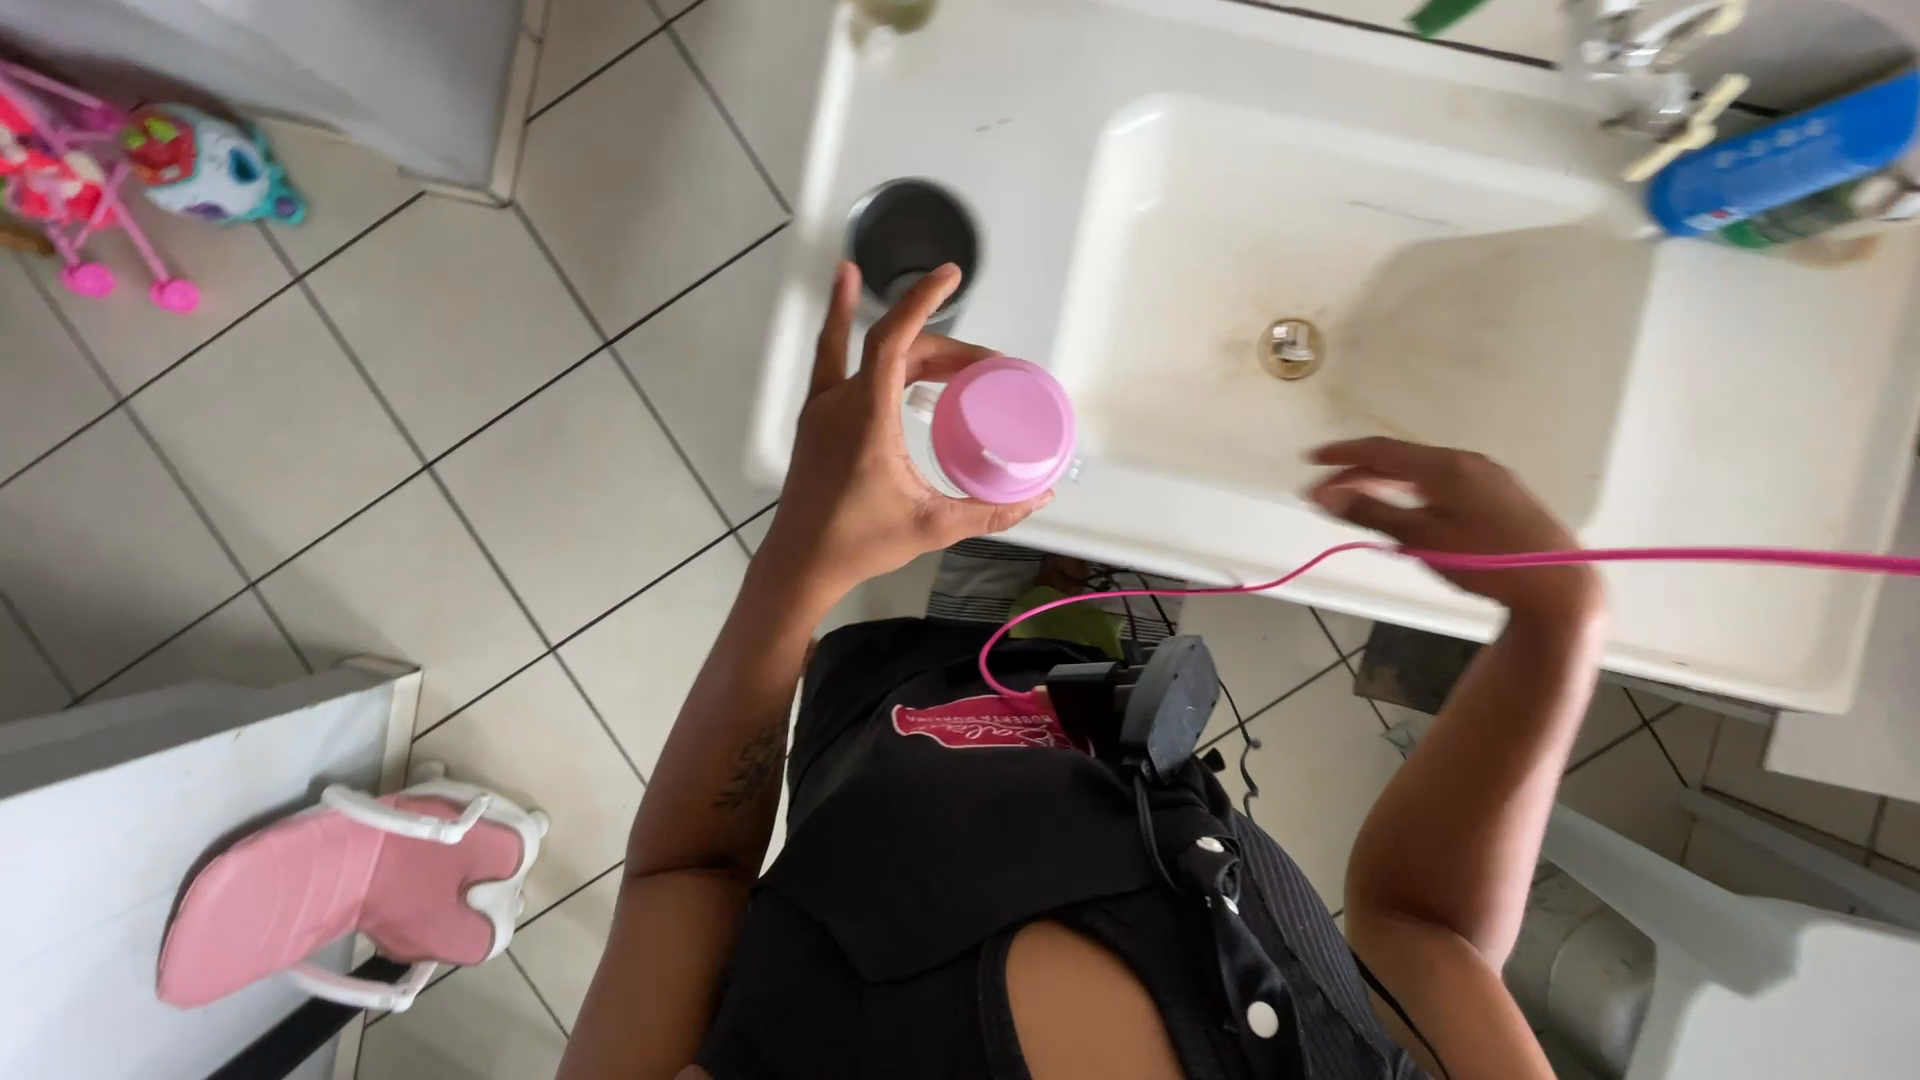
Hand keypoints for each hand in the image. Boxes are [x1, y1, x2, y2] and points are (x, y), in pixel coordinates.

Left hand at [758, 262, 1052, 604]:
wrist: (800, 562)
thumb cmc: (859, 543)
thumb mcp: (932, 526)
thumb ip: (989, 512)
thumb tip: (1038, 497)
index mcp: (867, 418)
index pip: (894, 340)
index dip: (923, 300)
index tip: (951, 275)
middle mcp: (839, 401)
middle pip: (895, 348)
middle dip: (946, 349)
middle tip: (986, 369)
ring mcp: (820, 407)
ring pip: (867, 353)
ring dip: (910, 344)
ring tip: (952, 352)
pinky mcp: (814, 419)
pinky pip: (832, 359)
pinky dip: (844, 327)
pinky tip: (848, 299)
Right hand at [1306, 437, 1602, 621]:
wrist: (1557, 586)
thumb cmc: (1484, 560)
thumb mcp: (1419, 539)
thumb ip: (1369, 513)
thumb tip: (1323, 496)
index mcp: (1445, 466)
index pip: (1380, 450)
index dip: (1341, 454)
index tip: (1308, 460)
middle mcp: (1465, 462)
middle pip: (1398, 460)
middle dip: (1355, 474)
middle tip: (1322, 495)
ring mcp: (1485, 476)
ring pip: (1419, 472)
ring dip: (1380, 483)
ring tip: (1353, 502)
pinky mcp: (1497, 494)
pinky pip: (1438, 482)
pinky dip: (1407, 490)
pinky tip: (1399, 507)